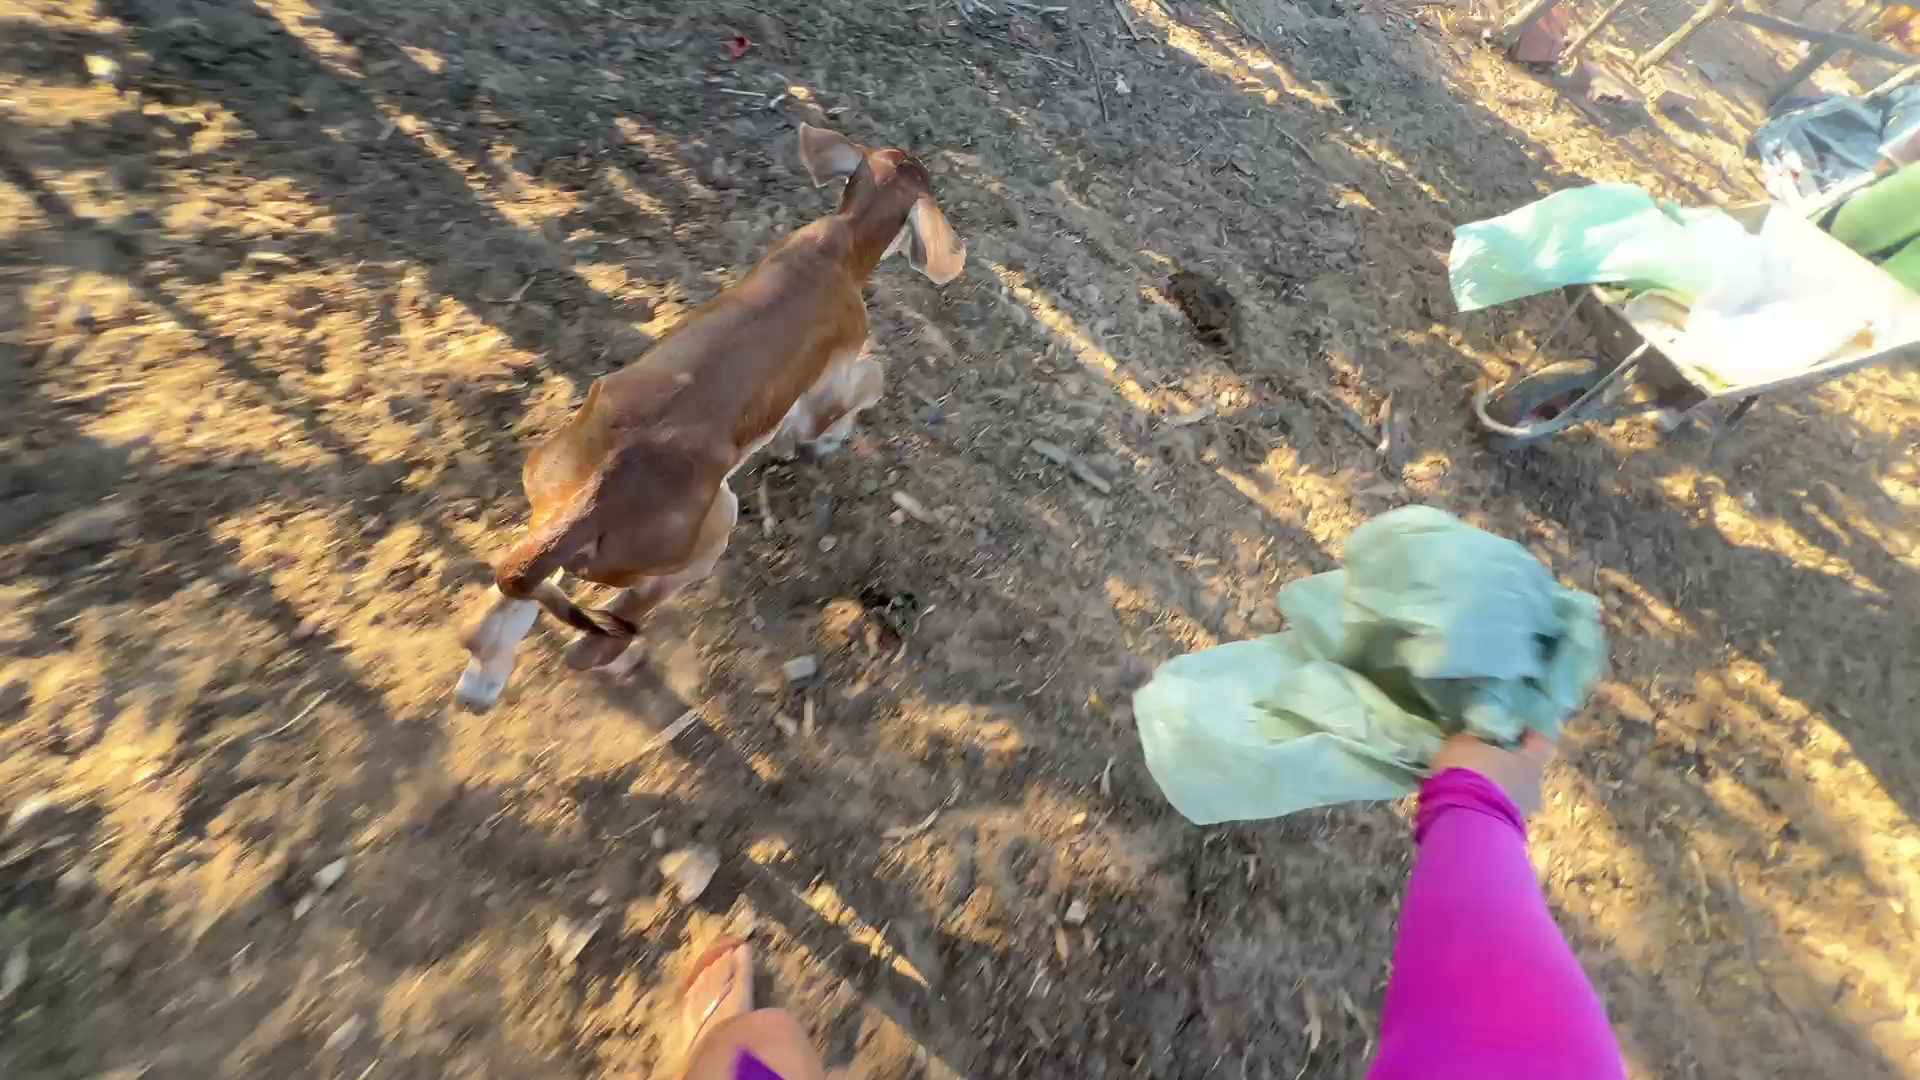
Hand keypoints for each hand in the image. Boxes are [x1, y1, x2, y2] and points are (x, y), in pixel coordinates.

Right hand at [1430, 730, 1556, 815]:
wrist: (1466, 815)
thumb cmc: (1470, 770)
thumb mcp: (1462, 743)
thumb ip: (1472, 739)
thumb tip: (1473, 736)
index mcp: (1530, 761)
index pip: (1541, 743)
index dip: (1529, 736)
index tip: (1513, 730)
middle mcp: (1535, 785)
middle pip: (1526, 769)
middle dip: (1507, 764)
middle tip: (1483, 757)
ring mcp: (1524, 809)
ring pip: (1513, 790)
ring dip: (1496, 785)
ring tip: (1469, 781)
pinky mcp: (1508, 826)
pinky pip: (1498, 806)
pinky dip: (1485, 801)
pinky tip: (1465, 798)